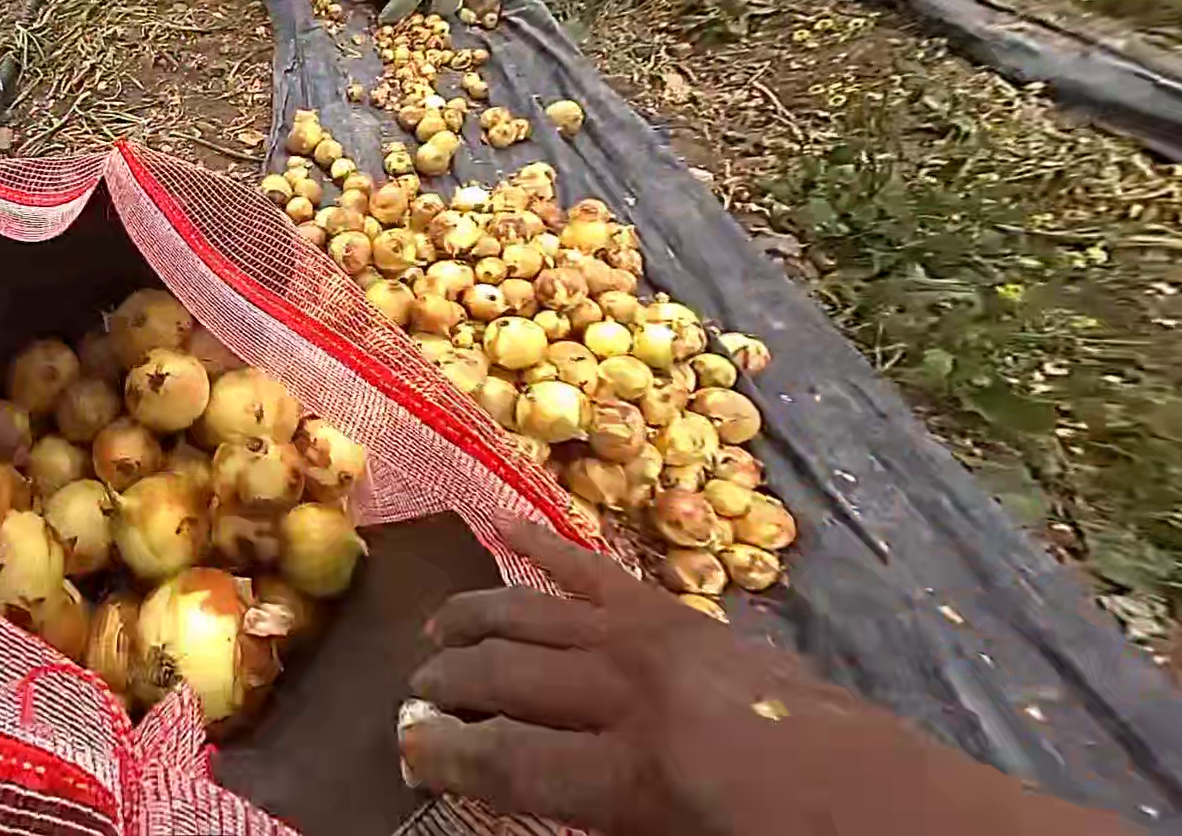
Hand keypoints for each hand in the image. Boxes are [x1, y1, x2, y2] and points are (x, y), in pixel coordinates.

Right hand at [402, 522, 1133, 835]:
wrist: (925, 827)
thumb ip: (591, 823)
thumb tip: (508, 786)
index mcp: (641, 774)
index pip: (507, 758)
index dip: (444, 753)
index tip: (404, 749)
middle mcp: (629, 688)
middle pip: (503, 674)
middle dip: (445, 683)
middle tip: (412, 693)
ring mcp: (648, 634)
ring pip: (527, 609)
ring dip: (470, 616)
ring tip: (433, 627)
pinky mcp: (672, 609)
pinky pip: (589, 565)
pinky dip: (539, 543)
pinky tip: (500, 524)